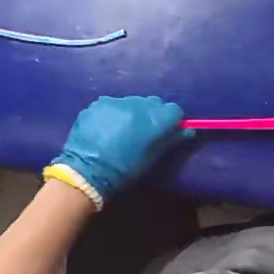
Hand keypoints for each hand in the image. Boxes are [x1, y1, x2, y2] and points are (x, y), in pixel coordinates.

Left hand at [46, 96, 192, 207]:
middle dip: (153, 114)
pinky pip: (113, 104)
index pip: (173, 110)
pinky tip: (107, 128)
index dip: (172, 120)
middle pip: (153, 102)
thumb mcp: (150, 159)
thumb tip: (187, 130)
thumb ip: (169, 141)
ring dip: (133, 112)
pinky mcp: (98, 103)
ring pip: (133, 101)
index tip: (167, 130)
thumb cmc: (123, 171)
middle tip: (145, 131)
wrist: (86, 172)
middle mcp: (136, 105)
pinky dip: (115, 113)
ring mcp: (115, 102)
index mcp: (152, 121)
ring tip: (124, 130)